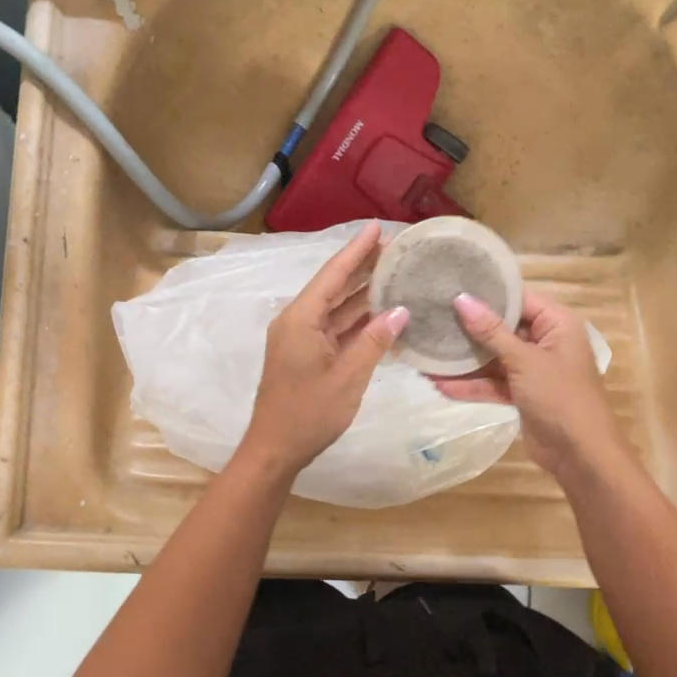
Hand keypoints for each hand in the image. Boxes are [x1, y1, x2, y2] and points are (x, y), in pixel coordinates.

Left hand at [240, 222, 410, 472]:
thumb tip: (400, 311)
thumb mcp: (348, 377)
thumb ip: (374, 341)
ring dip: (362, 293)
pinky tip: (382, 313)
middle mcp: (297, 321)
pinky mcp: (306, 355)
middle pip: (333, 286)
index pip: (333, 275)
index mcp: (301, 319)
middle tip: (395, 248)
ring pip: (335, 308)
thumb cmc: (309, 413)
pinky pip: (334, 328)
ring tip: (394, 273)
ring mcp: (300, 339)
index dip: (356, 250)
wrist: (275, 449)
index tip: (376, 227)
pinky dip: (357, 321)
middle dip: (362, 267)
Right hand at [432, 291, 626, 478]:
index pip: (518, 299)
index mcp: (557, 324)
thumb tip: (462, 300)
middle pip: (503, 327)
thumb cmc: (560, 396)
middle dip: (470, 327)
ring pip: (495, 357)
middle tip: (432, 317)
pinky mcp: (522, 393)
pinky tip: (441, 385)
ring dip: (467, 360)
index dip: (487, 294)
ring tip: (429, 353)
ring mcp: (533, 369)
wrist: (580, 453)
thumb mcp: (524, 360)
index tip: (451, 287)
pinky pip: (494, 382)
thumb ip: (492, 332)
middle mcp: (546, 341)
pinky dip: (473, 384)